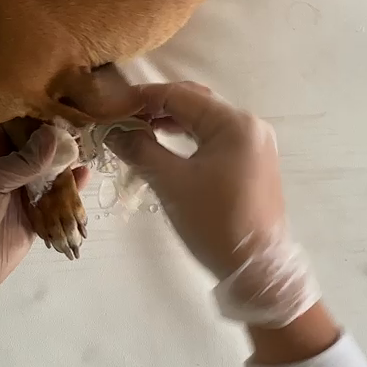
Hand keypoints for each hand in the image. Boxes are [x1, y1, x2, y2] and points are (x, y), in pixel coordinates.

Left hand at [0, 125, 86, 315]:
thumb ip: (23, 160)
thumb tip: (55, 133)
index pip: (15, 126)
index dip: (38, 119)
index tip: (64, 109)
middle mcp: (5, 168)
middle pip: (36, 148)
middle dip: (58, 141)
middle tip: (83, 129)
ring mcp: (21, 192)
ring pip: (49, 173)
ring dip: (66, 165)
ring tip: (88, 151)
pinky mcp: (34, 215)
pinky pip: (56, 199)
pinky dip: (70, 190)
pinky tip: (86, 176)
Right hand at [106, 83, 316, 327]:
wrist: (256, 270)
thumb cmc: (215, 222)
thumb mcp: (172, 183)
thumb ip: (140, 149)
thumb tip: (111, 131)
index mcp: (235, 124)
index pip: (179, 95)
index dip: (142, 98)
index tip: (110, 106)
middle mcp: (249, 126)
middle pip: (194, 103)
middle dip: (156, 108)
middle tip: (121, 118)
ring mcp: (254, 144)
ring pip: (204, 121)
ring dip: (170, 123)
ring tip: (136, 131)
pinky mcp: (251, 163)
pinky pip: (214, 139)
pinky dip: (187, 138)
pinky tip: (163, 145)